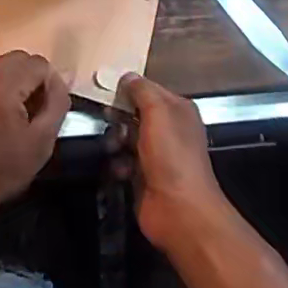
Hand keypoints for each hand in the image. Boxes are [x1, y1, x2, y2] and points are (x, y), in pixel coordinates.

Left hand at [0, 51, 69, 223]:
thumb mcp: (40, 142)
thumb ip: (57, 104)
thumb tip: (63, 79)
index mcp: (0, 85)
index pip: (38, 64)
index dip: (50, 85)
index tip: (47, 111)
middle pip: (18, 59)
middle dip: (31, 80)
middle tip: (33, 112)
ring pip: (0, 67)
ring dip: (13, 84)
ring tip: (13, 117)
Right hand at [117, 74, 231, 249]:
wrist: (180, 210)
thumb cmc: (171, 155)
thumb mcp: (158, 113)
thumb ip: (142, 91)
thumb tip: (127, 76)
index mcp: (177, 110)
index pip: (149, 90)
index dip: (129, 88)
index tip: (107, 89)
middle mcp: (168, 130)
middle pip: (134, 113)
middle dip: (119, 116)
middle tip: (107, 118)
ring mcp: (156, 155)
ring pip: (125, 138)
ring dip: (116, 141)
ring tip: (115, 148)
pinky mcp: (142, 177)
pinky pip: (123, 162)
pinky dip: (118, 164)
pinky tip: (120, 170)